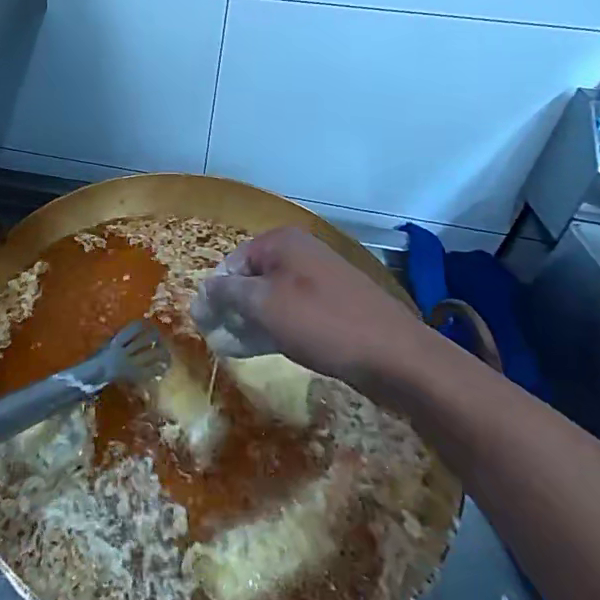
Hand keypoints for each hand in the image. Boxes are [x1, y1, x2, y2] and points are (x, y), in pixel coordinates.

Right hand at [191, 226, 438, 389]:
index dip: (214, 293)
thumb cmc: (322, 323)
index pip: (230, 263)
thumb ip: (226, 294)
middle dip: (231, 308)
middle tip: (217, 338)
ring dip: (250, 321)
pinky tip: (262, 349)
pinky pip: (293, 312)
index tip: (204, 323)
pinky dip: (275, 327)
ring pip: (271, 298)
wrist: (398, 357)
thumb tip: (202, 291)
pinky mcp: (335, 306)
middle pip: (250, 279)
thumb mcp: (263, 306)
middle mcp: (300, 254)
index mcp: (281, 243)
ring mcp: (320, 280)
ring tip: (235, 348)